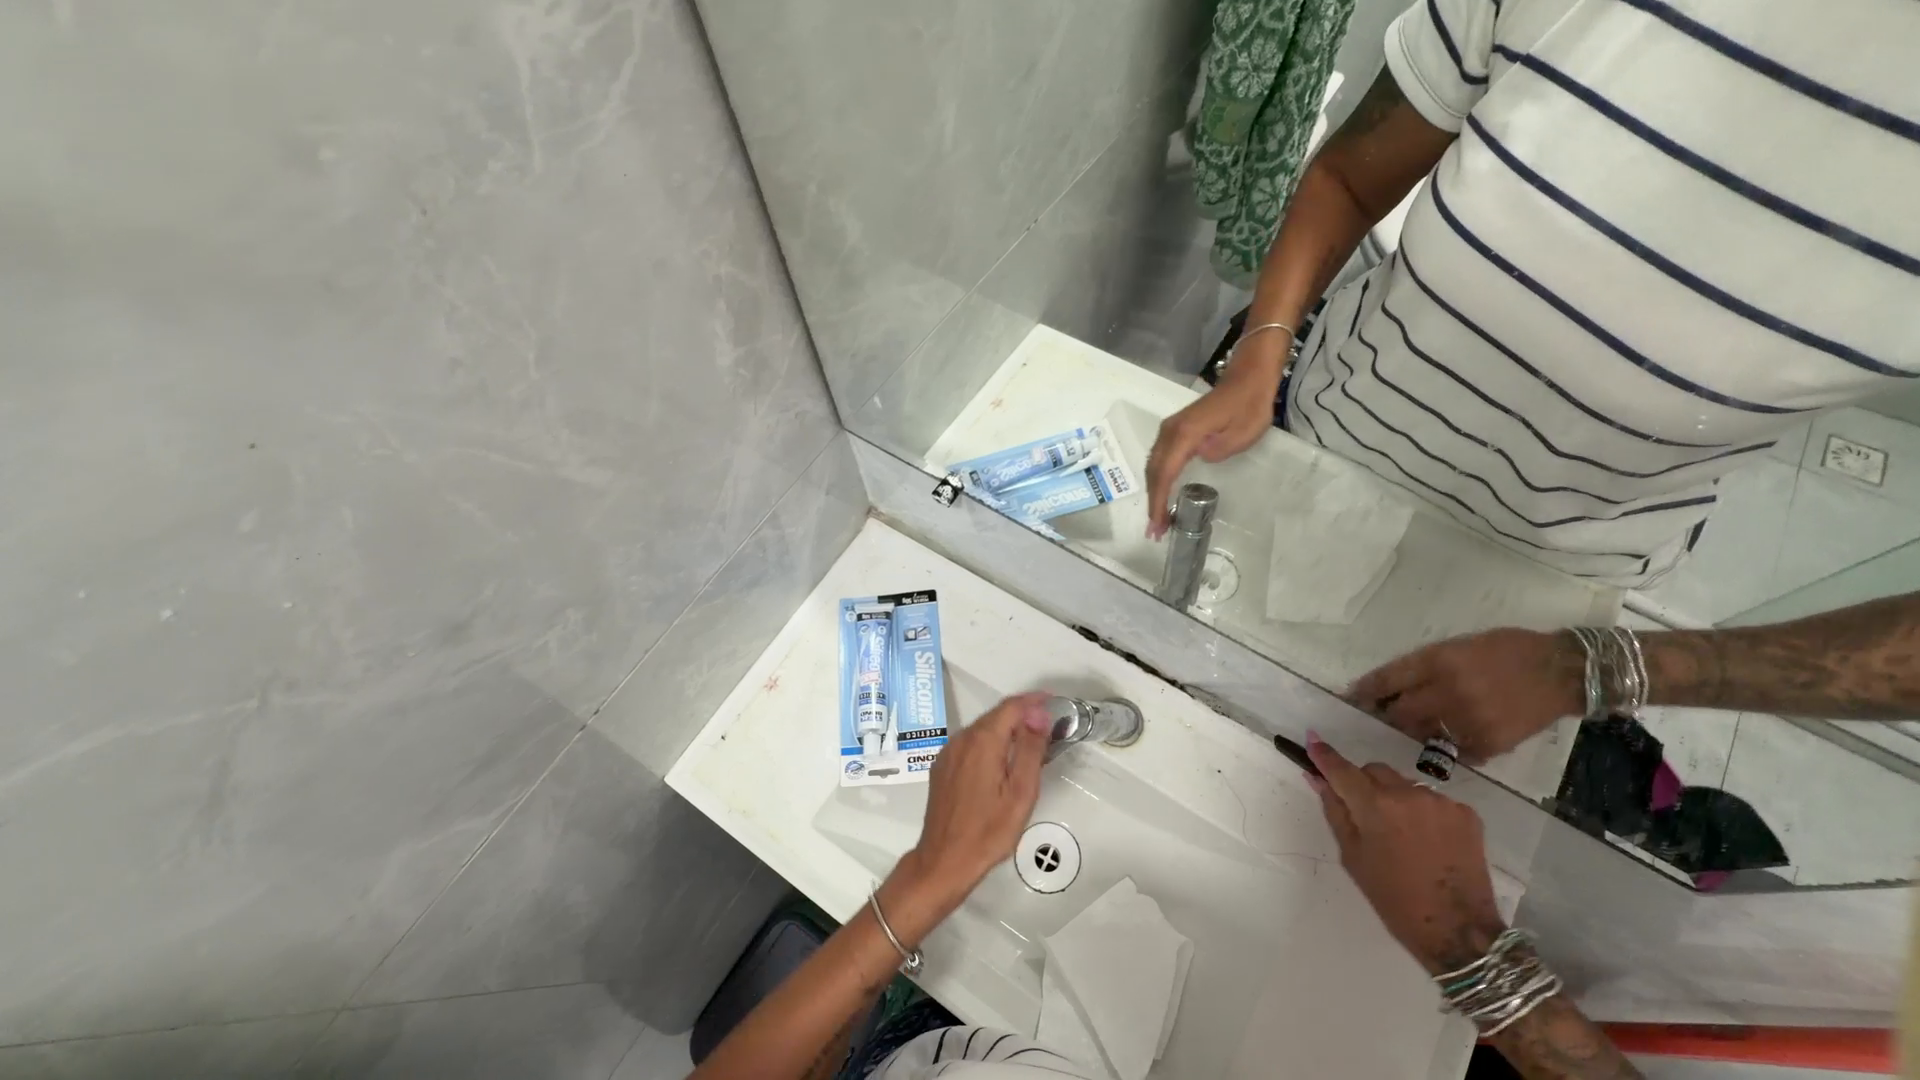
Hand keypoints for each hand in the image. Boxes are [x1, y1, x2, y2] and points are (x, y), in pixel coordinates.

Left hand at [897, 693, 1051, 909]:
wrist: (945, 860)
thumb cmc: (989, 831)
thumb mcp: (1020, 792)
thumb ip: (1030, 749)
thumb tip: (1039, 714)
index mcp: (982, 742)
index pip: (1011, 707)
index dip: (1033, 701)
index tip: (1054, 702)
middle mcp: (961, 740)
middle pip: (995, 715)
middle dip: (1022, 713)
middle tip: (1048, 722)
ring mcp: (948, 753)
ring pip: (982, 729)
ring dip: (1006, 727)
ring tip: (1031, 739)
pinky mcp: (942, 767)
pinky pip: (970, 743)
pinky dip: (990, 742)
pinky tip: (1002, 758)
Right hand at [1145, 335, 1287, 538]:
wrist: (1247, 378)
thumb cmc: (1249, 406)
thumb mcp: (1244, 433)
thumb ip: (1219, 450)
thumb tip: (1200, 458)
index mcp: (1185, 434)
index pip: (1164, 473)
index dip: (1159, 501)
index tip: (1158, 524)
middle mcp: (1171, 431)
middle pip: (1154, 472)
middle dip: (1153, 502)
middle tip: (1155, 530)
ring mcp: (1171, 429)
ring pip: (1154, 465)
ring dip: (1153, 492)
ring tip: (1158, 517)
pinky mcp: (1176, 430)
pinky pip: (1159, 458)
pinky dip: (1158, 479)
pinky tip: (1162, 492)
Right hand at [1303, 735, 1506, 974]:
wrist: (1458, 930)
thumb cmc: (1394, 898)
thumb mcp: (1353, 856)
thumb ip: (1336, 812)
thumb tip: (1318, 780)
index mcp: (1376, 806)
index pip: (1342, 770)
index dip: (1324, 754)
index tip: (1312, 739)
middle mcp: (1409, 794)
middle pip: (1375, 771)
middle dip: (1363, 783)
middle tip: (1363, 813)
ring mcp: (1441, 802)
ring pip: (1404, 785)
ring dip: (1394, 798)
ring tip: (1401, 835)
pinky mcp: (1466, 813)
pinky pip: (1432, 801)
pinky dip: (1422, 813)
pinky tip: (1427, 842)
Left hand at [1345, 628, 1583, 763]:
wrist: (1563, 671)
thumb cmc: (1507, 650)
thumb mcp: (1458, 645)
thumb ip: (1424, 666)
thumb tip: (1391, 685)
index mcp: (1440, 661)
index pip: (1389, 679)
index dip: (1366, 690)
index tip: (1350, 698)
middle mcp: (1449, 691)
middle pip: (1399, 711)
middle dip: (1388, 713)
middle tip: (1383, 714)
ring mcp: (1469, 720)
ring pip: (1422, 733)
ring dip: (1414, 730)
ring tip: (1416, 726)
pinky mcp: (1489, 744)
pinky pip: (1453, 751)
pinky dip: (1447, 745)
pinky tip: (1450, 737)